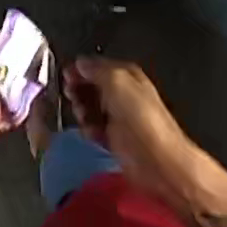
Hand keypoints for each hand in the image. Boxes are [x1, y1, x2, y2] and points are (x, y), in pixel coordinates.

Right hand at [64, 57, 192, 189]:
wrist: (160, 163)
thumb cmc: (142, 119)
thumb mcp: (116, 81)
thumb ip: (95, 68)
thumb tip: (80, 63)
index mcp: (126, 75)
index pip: (95, 65)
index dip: (79, 68)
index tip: (66, 75)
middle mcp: (123, 94)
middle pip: (89, 85)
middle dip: (77, 89)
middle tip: (72, 94)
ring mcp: (119, 117)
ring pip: (89, 106)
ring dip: (81, 110)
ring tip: (83, 116)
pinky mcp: (115, 139)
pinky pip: (94, 128)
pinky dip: (88, 129)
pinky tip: (91, 132)